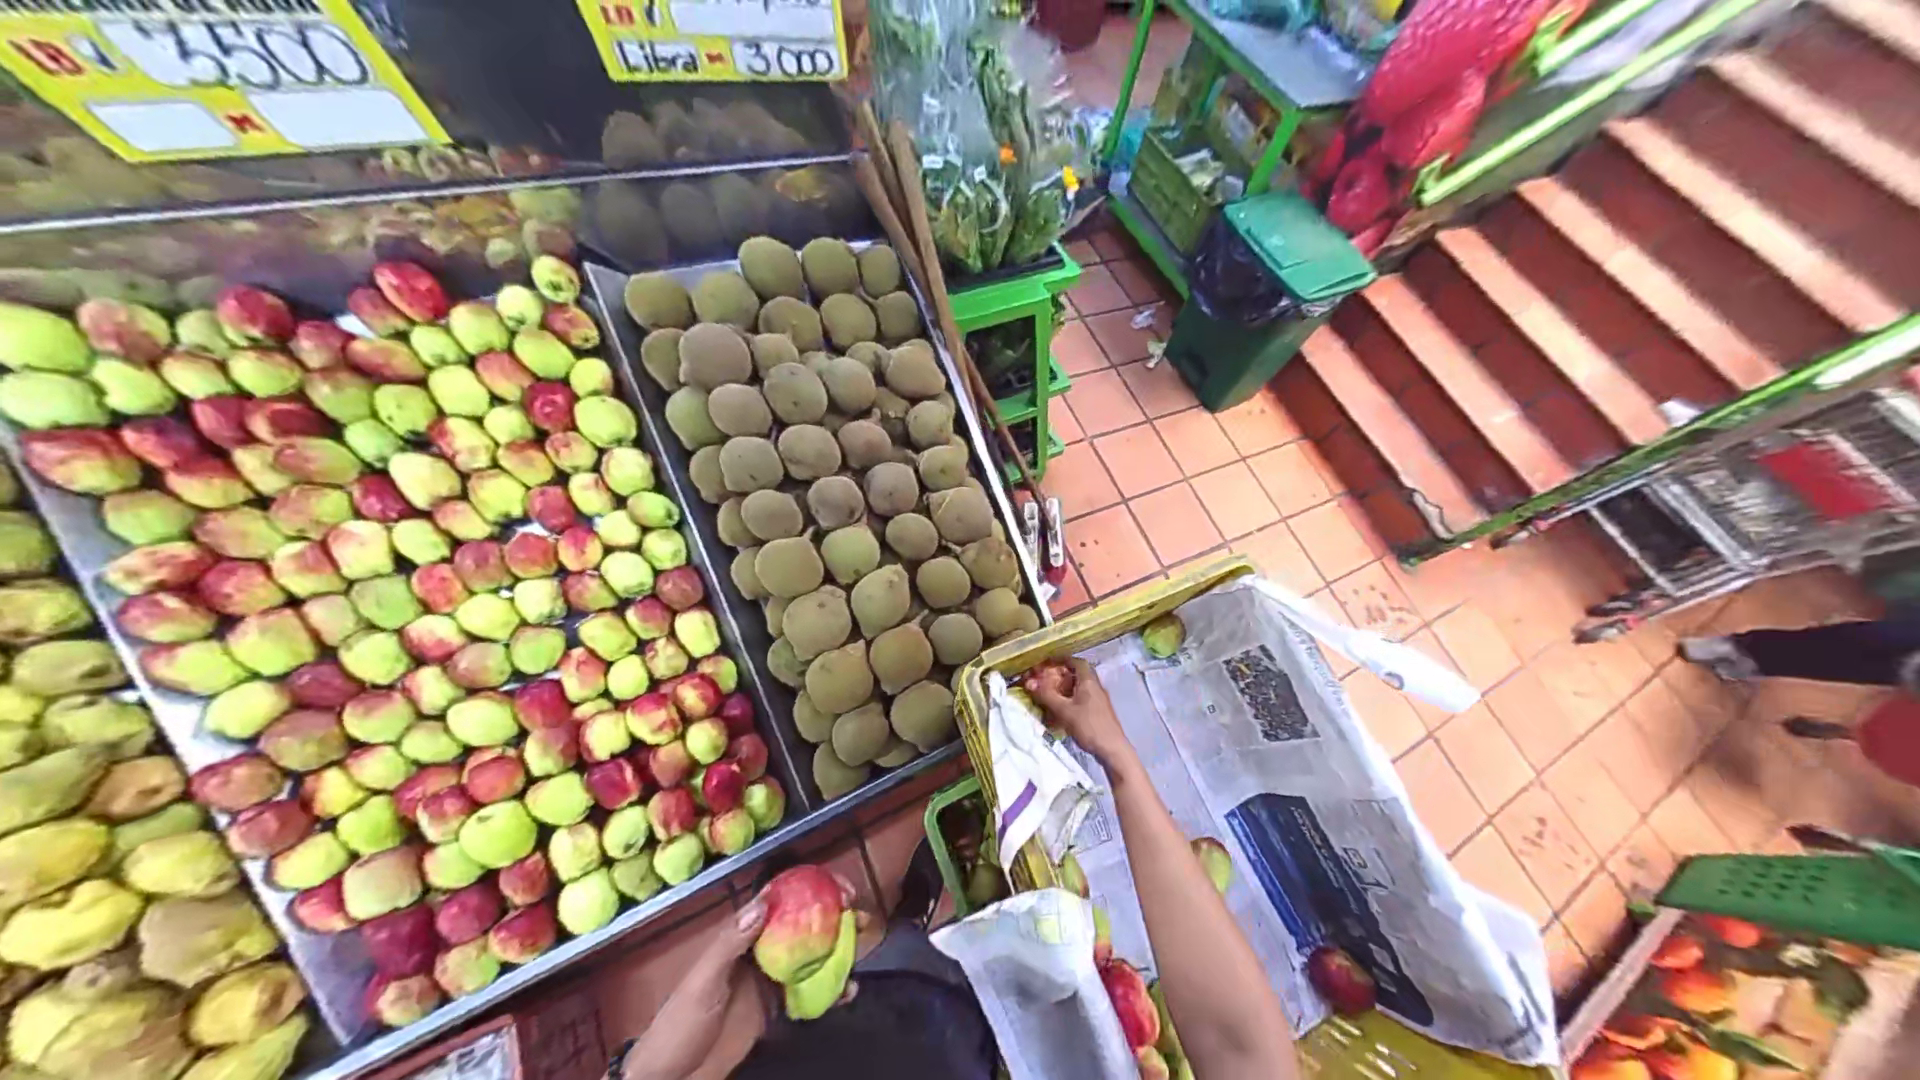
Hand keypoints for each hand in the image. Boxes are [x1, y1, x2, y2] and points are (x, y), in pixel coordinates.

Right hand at [1029, 657, 1134, 769]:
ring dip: (1062, 690)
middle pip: (1076, 675)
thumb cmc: (1089, 726)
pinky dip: (1068, 701)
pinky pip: (1079, 700)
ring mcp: (1097, 700)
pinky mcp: (1097, 712)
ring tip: (1047, 696)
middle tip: (1043, 681)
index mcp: (1089, 681)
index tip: (1046, 663)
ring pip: (1077, 689)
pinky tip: (1058, 712)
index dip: (1061, 659)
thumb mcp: (1064, 711)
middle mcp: (1094, 687)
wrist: (1112, 750)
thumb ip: (1046, 695)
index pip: (1076, 662)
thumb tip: (1029, 682)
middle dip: (1058, 676)